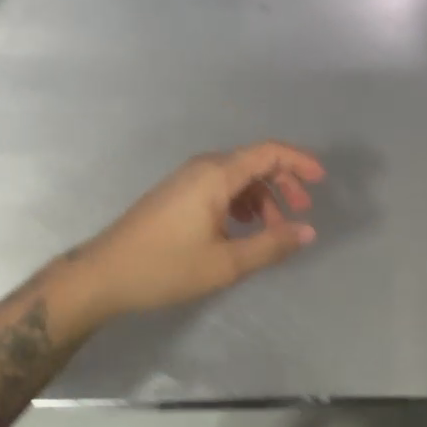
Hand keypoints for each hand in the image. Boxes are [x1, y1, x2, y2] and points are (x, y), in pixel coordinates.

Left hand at [72, 142, 325, 317]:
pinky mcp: (178, 191)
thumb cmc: (165, 267)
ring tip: (273, 230)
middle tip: (303, 212)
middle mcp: (204, 166)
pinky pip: (222, 185)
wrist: (104, 274)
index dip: (299, 161)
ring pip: (239, 175)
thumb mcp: (225, 263)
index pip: (269, 151)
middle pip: (256, 161)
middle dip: (284, 183)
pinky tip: (244, 228)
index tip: (322, 181)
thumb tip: (308, 231)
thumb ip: (270, 244)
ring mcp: (188, 177)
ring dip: (263, 197)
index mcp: (217, 174)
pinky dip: (242, 201)